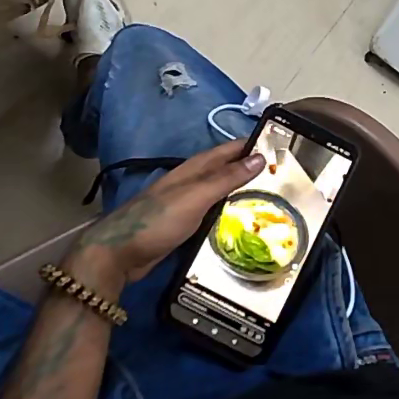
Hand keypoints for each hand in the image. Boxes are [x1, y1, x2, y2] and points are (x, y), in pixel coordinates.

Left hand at [62, 140, 264, 298]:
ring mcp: (184, 204)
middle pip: (222, 171)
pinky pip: (211, 213)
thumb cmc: (158, 220)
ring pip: (217, 192)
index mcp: (192, 170)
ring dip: (238, 192)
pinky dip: (227, 213)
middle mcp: (189, 182)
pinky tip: (238, 222)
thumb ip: (225, 179)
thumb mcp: (195, 196)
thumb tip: (258, 158)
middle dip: (247, 169)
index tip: (275, 146)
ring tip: (266, 199)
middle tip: (278, 177)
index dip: (248, 146)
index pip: (225, 151)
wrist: (120, 253)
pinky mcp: (182, 225)